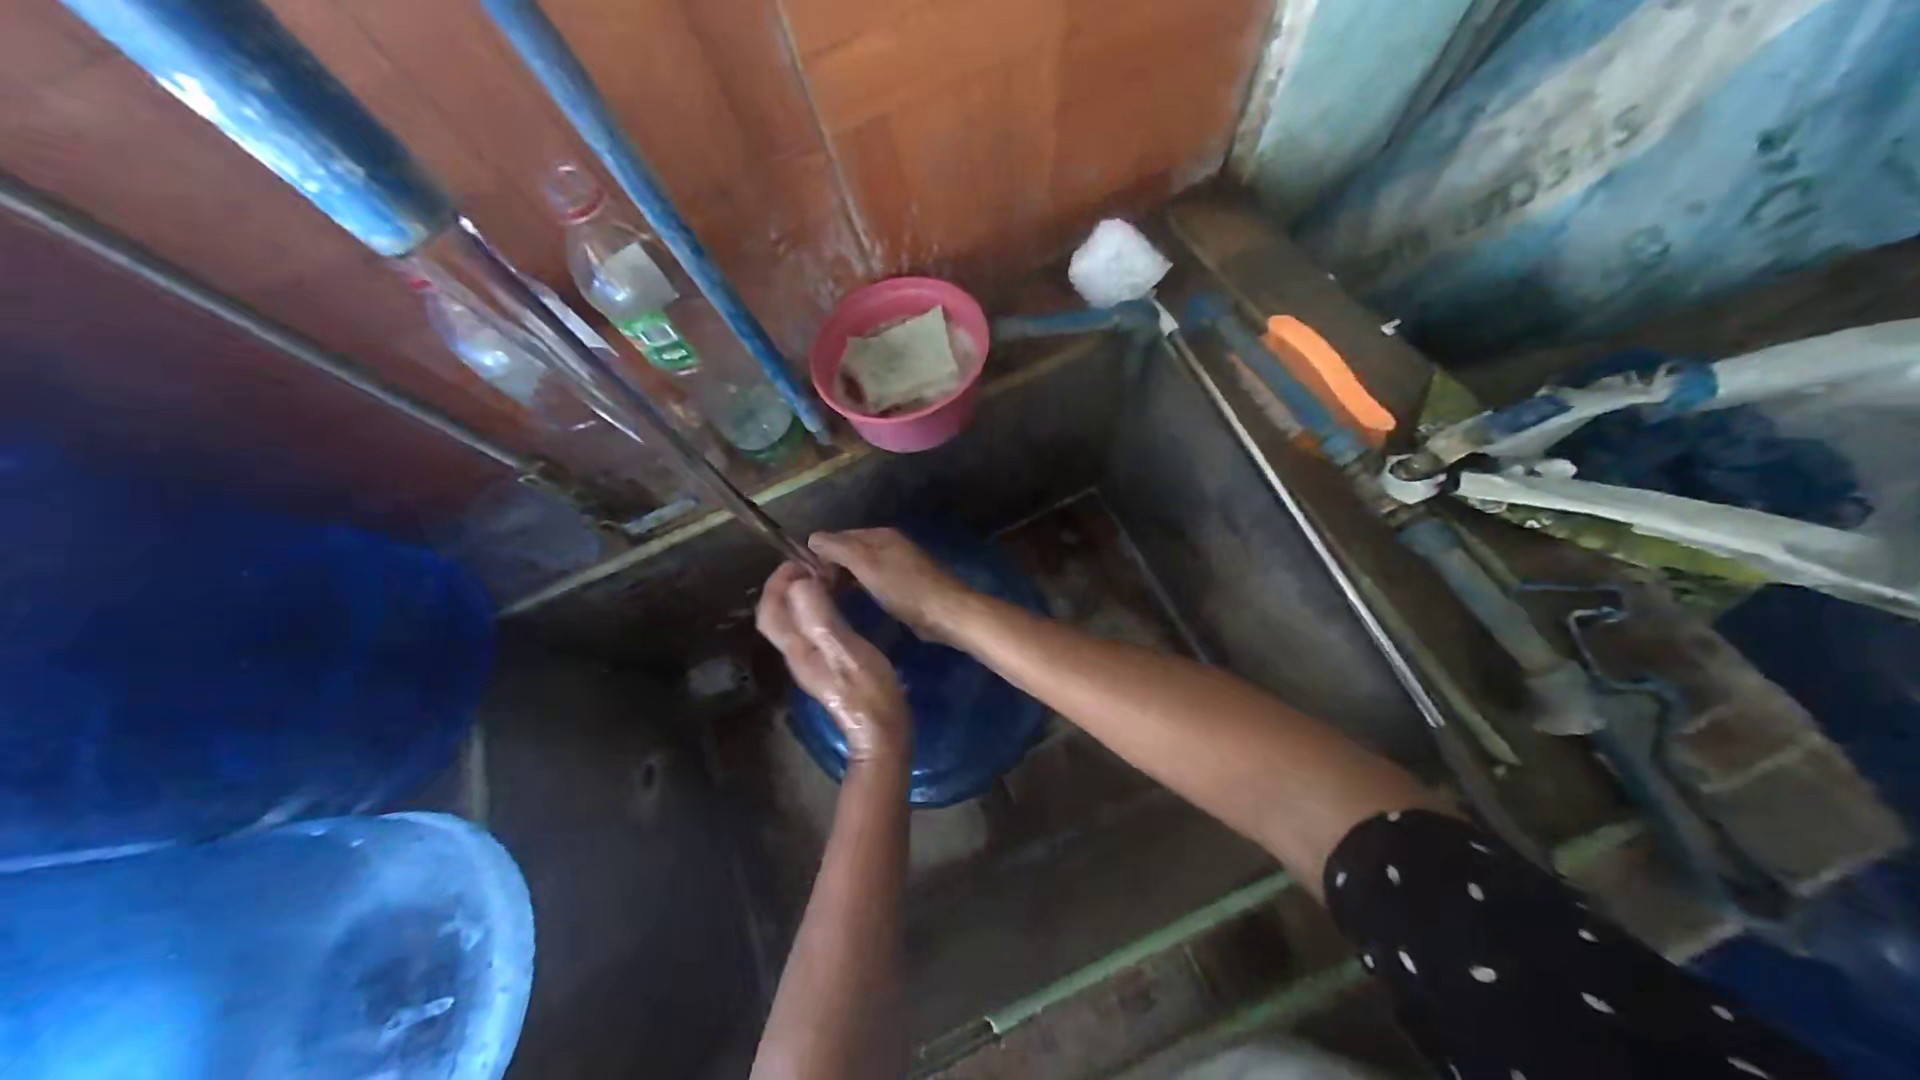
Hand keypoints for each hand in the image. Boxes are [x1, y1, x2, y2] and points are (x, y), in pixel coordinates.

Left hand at [757, 562, 910, 763]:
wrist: (882, 732)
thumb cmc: (868, 691)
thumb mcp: (846, 649)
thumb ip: (820, 617)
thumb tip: (799, 582)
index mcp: (798, 648)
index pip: (770, 610)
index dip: (777, 581)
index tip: (800, 560)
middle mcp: (797, 654)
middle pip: (778, 615)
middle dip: (787, 585)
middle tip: (813, 566)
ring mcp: (811, 662)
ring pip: (794, 622)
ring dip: (802, 596)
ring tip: (825, 578)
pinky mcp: (827, 666)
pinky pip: (811, 629)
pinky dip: (817, 608)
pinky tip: (837, 604)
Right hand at [808, 529, 974, 645]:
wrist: (946, 612)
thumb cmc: (904, 588)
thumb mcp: (866, 565)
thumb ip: (838, 549)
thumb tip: (812, 538)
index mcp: (880, 535)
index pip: (840, 537)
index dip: (822, 554)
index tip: (808, 577)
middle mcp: (889, 544)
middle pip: (851, 551)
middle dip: (832, 567)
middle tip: (816, 590)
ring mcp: (899, 564)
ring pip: (862, 567)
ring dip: (845, 579)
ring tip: (829, 597)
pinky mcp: (905, 585)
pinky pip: (874, 581)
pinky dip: (860, 587)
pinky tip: (853, 601)